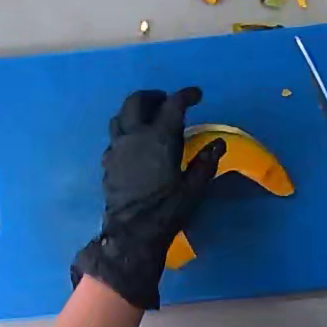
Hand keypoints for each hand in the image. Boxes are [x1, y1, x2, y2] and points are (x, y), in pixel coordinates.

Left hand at [72, 89, 224, 309]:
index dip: (186, 95)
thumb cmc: (168, 209)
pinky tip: (135, 143)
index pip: (173, 104)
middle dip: (153, 96)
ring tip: (148, 118)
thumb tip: (219, 144)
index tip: (196, 95)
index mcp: (158, 137)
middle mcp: (134, 136)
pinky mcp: (107, 161)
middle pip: (137, 101)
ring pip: (120, 116)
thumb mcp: (194, 187)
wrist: (132, 232)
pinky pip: (115, 136)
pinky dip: (126, 131)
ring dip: (135, 111)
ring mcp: (116, 148)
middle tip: (167, 101)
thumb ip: (206, 162)